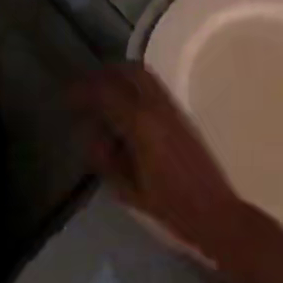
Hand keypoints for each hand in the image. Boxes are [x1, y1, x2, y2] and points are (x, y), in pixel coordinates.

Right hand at [75, 65, 282, 282]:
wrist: (214, 211)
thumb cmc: (169, 206)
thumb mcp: (128, 189)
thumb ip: (106, 157)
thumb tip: (89, 131)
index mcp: (141, 124)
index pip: (106, 93)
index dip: (84, 90)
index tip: (67, 95)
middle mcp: (157, 106)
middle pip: (127, 72)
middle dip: (102, 73)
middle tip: (83, 86)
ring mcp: (171, 106)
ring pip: (142, 73)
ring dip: (119, 73)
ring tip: (101, 88)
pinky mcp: (180, 111)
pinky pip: (153, 83)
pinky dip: (134, 80)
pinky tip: (125, 99)